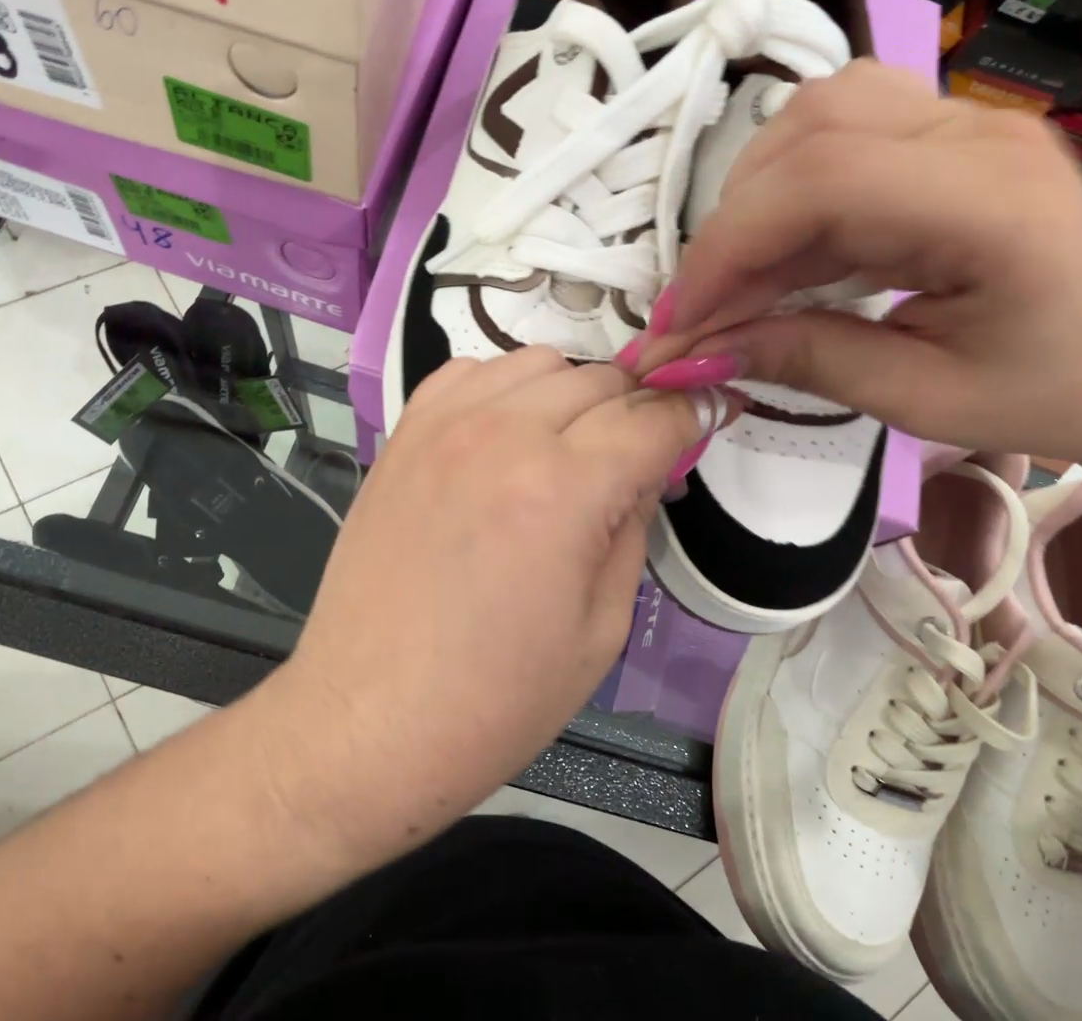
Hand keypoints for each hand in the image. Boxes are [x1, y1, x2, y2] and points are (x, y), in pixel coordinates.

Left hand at [250, 348, 736, 868]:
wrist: (369, 719)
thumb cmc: (496, 700)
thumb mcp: (600, 630)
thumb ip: (632, 529)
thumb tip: (645, 471)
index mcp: (564, 489)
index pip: (655, 418)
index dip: (696, 417)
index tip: (712, 419)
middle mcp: (504, 435)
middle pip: (603, 380)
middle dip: (638, 412)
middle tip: (639, 460)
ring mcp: (443, 427)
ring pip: (538, 362)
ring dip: (573, 394)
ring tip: (571, 449)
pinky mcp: (402, 436)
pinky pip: (469, 372)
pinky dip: (504, 389)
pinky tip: (506, 435)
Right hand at [631, 61, 1081, 472]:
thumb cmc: (1048, 398)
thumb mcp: (918, 400)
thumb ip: (804, 360)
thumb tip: (693, 354)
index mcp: (991, 204)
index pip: (821, 182)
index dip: (729, 247)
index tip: (680, 323)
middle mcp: (978, 135)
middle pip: (811, 132)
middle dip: (732, 226)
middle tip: (703, 312)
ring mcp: (967, 123)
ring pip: (818, 117)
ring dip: (756, 198)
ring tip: (741, 284)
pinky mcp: (949, 137)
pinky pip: (842, 135)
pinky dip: (790, 193)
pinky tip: (785, 255)